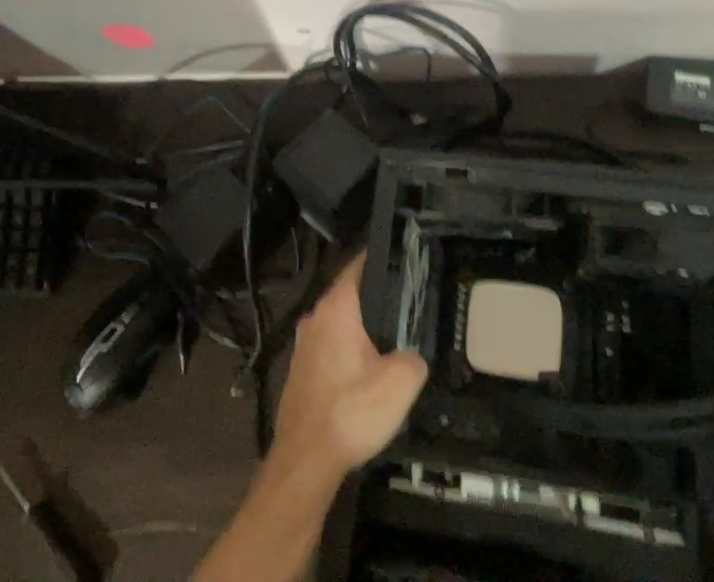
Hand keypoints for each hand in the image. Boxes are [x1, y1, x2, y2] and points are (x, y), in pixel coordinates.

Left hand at [271, 251, 428, 478]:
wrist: (306, 458)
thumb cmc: (352, 410)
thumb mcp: (401, 382)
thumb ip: (413, 358)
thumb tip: (410, 357)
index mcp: (336, 309)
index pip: (357, 267)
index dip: (379, 258)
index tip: (401, 256)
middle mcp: (314, 319)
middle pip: (347, 296)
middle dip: (374, 299)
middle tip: (406, 305)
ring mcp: (302, 347)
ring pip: (337, 325)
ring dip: (360, 329)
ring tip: (390, 340)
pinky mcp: (299, 372)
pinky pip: (329, 349)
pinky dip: (347, 352)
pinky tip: (365, 372)